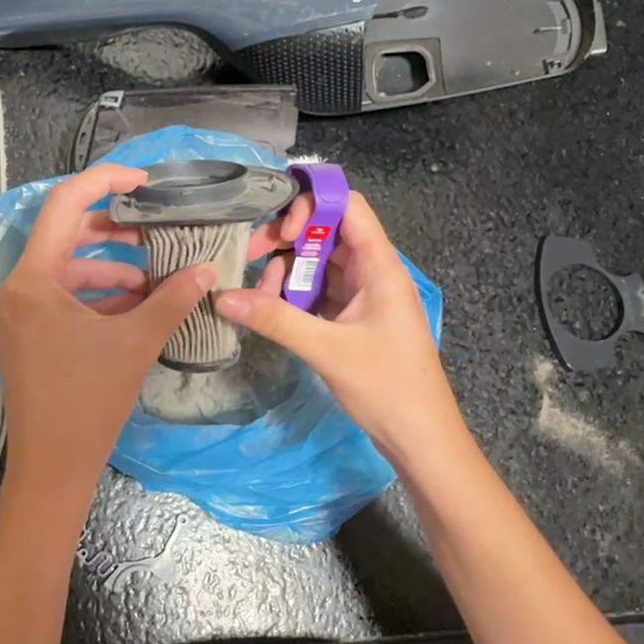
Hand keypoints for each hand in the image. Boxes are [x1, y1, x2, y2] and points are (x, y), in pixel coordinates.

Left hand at [0, 162, 215, 503]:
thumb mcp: (136, 342)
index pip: (65, 205)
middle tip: (155, 226)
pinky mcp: (24, 333)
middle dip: (112, 227)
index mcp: (33, 279)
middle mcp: (16, 288)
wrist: (53, 465)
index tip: (143, 179)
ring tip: (152, 275)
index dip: (104, 181)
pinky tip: (133, 302)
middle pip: (64, 235)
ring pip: (64, 268)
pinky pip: (59, 296)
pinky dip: (94, 294)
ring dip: (108, 266)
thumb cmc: (90, 401)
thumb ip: (172, 298)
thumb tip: (207, 269)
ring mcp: (16, 312)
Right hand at [215, 191, 462, 462]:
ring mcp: (364, 297)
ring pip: (319, 264)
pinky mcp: (353, 319)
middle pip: (327, 233)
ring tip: (259, 297)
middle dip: (286, 240)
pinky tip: (270, 311)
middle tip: (249, 256)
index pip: (348, 207)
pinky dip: (294, 296)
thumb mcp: (327, 350)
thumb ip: (275, 319)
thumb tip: (223, 297)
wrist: (421, 439)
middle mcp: (373, 273)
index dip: (313, 205)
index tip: (280, 230)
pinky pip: (319, 292)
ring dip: (286, 272)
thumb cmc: (387, 387)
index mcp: (380, 266)